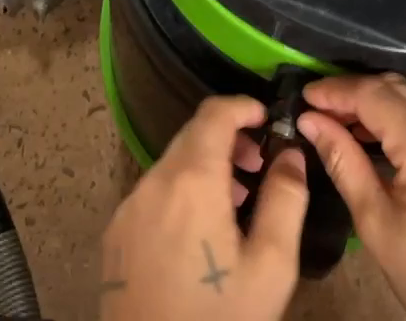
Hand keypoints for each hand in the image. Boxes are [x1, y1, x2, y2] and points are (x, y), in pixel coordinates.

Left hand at [100, 95, 309, 320]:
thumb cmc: (220, 318)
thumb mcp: (271, 265)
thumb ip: (286, 199)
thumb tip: (292, 154)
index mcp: (191, 181)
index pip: (214, 113)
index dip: (244, 106)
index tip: (269, 120)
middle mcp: (152, 183)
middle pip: (192, 135)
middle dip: (229, 138)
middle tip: (260, 166)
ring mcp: (127, 210)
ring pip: (171, 164)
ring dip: (205, 166)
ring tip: (237, 201)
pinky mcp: (114, 236)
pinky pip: (152, 193)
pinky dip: (181, 191)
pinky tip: (200, 232)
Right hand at [300, 74, 405, 320]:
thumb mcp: (374, 220)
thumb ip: (342, 160)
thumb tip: (310, 120)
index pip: (374, 95)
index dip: (335, 91)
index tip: (304, 96)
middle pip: (396, 87)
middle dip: (354, 93)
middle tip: (318, 110)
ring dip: (379, 102)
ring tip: (341, 123)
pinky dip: (404, 116)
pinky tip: (379, 136)